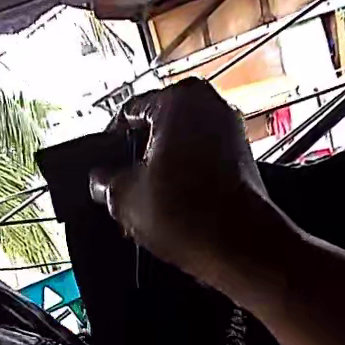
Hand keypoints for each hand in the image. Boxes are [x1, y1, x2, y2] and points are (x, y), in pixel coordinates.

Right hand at [88, 78, 296, 286]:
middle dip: (140, 159)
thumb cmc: (188, 213)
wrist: (237, 244)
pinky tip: (174, 210)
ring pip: (183, 148)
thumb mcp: (125, 197)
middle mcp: (211, 106)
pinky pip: (204, 165)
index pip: (130, 112)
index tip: (103, 164)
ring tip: (147, 205)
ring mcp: (232, 133)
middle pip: (159, 130)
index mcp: (178, 101)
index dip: (110, 142)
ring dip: (163, 172)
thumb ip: (105, 181)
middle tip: (124, 187)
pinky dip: (187, 182)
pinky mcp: (244, 162)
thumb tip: (101, 181)